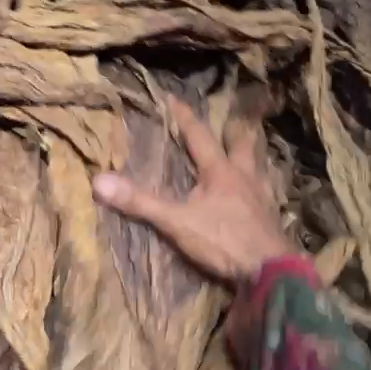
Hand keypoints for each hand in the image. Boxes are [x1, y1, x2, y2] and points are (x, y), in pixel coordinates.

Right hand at [93, 97, 295, 283]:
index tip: (173, 98)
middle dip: (234, 131)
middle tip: (230, 120)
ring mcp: (262, 197)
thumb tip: (99, 181)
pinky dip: (262, 188)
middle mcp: (245, 176)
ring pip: (260, 167)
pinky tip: (260, 195)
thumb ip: (141, 202)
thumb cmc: (223, 241)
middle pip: (243, 144)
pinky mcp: (271, 218)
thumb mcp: (176, 222)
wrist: (270, 271)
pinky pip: (268, 194)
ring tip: (248, 153)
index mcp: (221, 171)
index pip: (199, 136)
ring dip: (253, 157)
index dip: (184, 117)